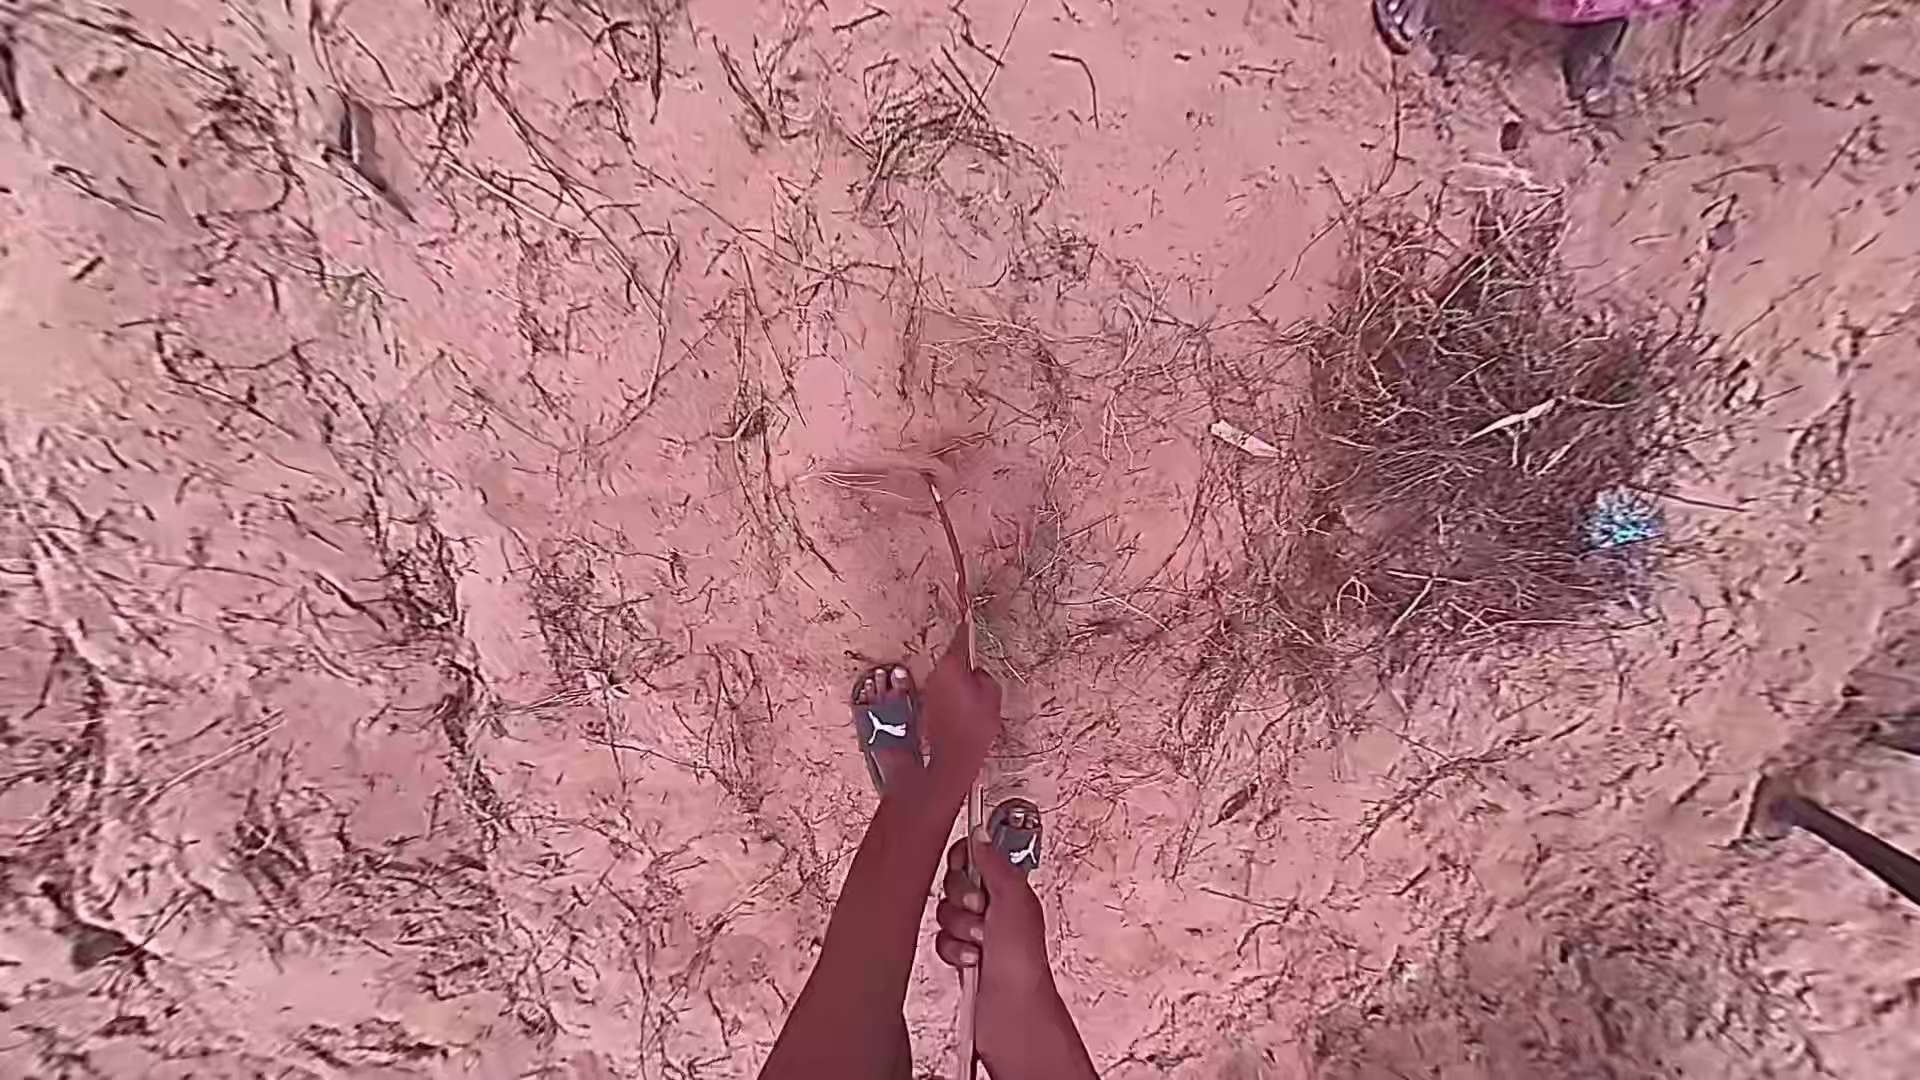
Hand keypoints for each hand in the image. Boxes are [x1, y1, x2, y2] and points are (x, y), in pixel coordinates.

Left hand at [920, 626, 1000, 781]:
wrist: (952, 760)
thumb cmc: (974, 727)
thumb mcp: (992, 696)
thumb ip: (984, 676)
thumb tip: (976, 673)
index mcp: (951, 667)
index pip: (960, 640)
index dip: (967, 629)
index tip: (968, 618)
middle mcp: (935, 674)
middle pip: (953, 660)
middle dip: (965, 665)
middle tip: (981, 679)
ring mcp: (928, 691)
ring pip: (947, 678)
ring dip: (958, 683)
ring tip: (974, 702)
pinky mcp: (926, 707)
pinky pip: (942, 693)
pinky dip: (952, 697)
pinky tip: (963, 713)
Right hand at [934, 834, 1056, 1066]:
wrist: (1012, 1015)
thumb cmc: (1023, 960)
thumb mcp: (1012, 898)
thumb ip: (993, 862)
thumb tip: (980, 833)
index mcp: (1006, 885)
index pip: (973, 854)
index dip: (965, 860)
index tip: (967, 870)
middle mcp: (991, 905)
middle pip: (954, 881)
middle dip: (961, 898)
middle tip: (979, 911)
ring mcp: (976, 931)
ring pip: (944, 911)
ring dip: (959, 928)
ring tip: (978, 943)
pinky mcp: (962, 955)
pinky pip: (941, 940)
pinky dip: (953, 950)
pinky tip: (970, 961)